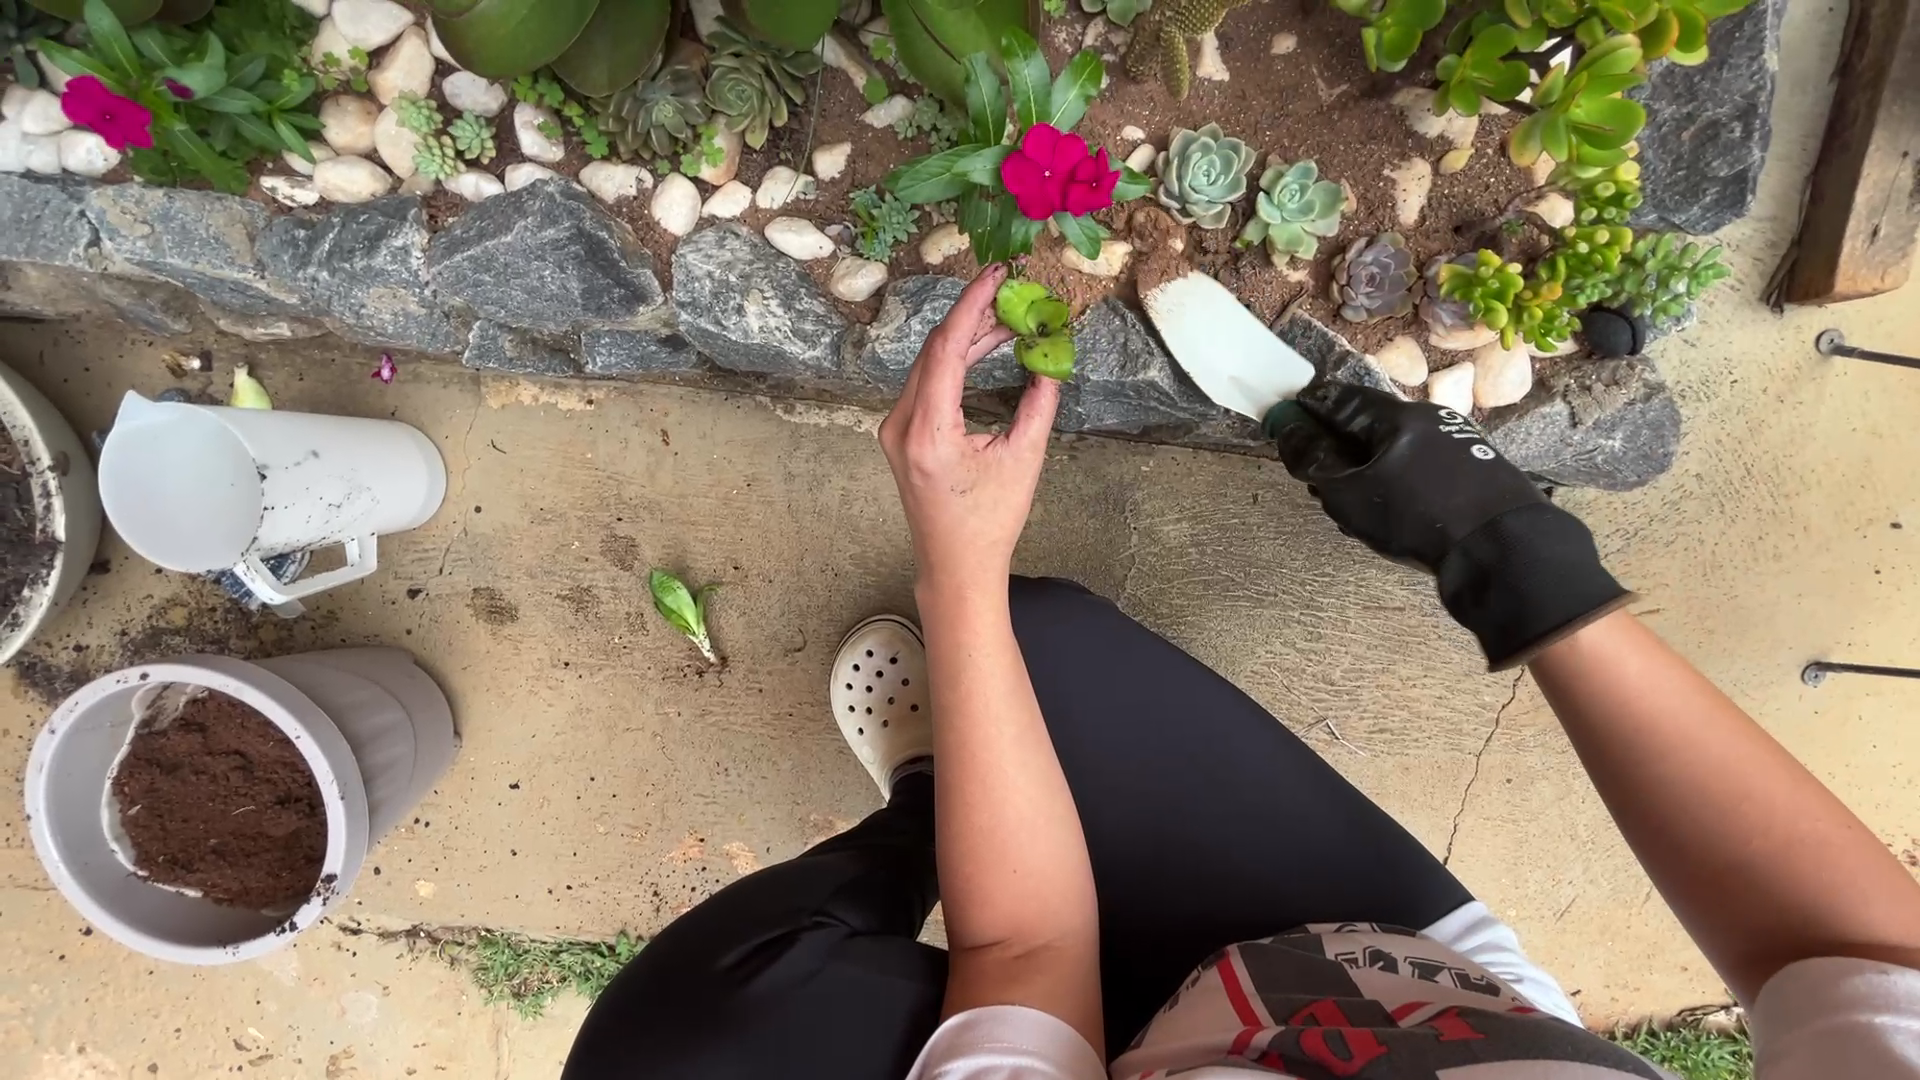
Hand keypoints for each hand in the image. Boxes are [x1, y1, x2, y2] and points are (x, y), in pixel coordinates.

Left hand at [879, 265, 1059, 594]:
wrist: (955, 564)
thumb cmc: (990, 522)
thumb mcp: (1024, 459)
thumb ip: (1038, 403)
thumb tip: (1051, 359)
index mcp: (928, 432)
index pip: (945, 349)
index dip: (972, 306)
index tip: (996, 274)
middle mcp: (900, 426)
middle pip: (934, 351)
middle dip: (973, 318)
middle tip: (1009, 294)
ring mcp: (893, 431)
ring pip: (928, 365)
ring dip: (964, 341)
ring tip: (1006, 322)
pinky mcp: (898, 436)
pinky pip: (925, 385)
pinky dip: (953, 364)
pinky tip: (981, 351)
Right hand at [1267, 383, 1545, 570]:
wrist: (1506, 550)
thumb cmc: (1416, 515)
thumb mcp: (1349, 492)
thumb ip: (1313, 460)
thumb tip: (1288, 430)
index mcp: (1397, 418)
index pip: (1341, 399)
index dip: (1310, 405)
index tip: (1287, 416)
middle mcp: (1430, 421)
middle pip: (1370, 426)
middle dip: (1338, 446)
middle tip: (1316, 474)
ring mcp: (1458, 447)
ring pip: (1395, 452)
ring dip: (1366, 471)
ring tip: (1350, 504)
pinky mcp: (1476, 475)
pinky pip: (1419, 471)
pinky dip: (1394, 485)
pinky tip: (1390, 515)